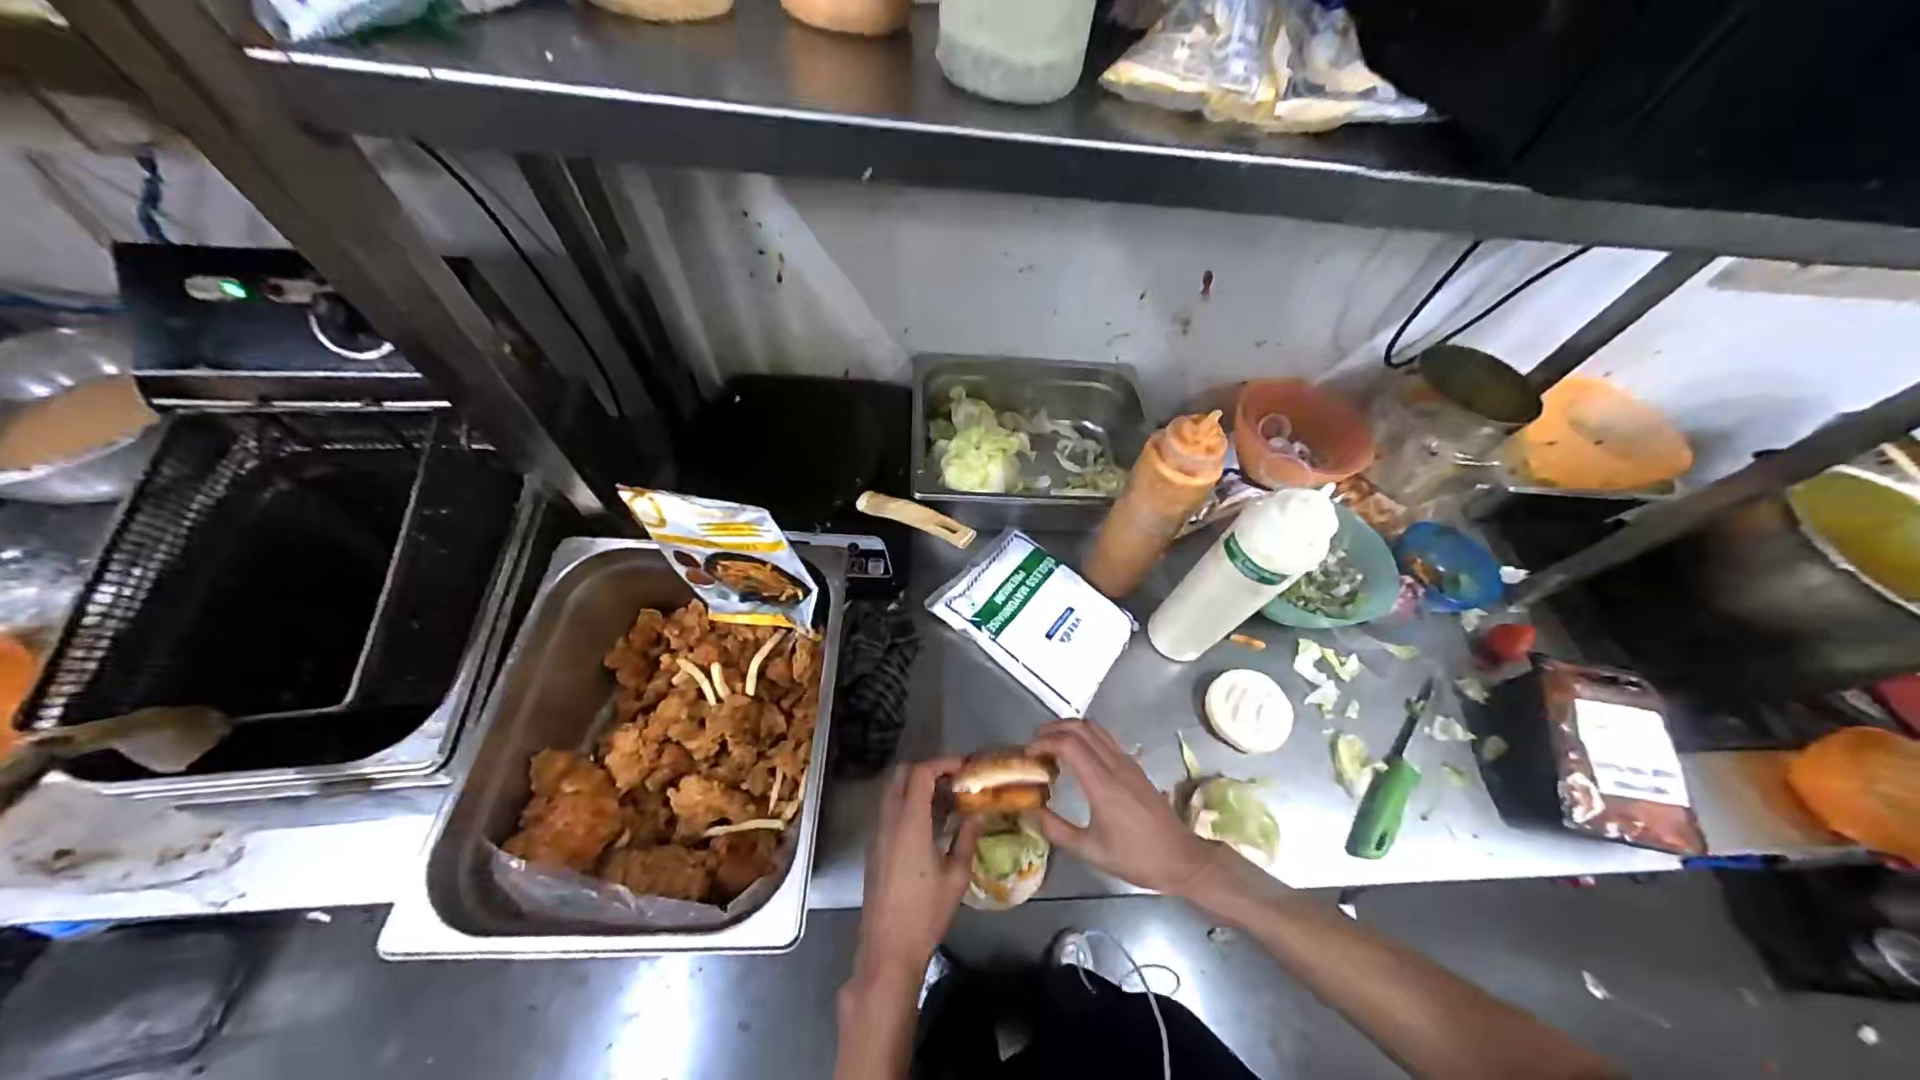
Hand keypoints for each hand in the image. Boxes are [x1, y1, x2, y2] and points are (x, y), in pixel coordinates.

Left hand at [850, 758, 979, 986]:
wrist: (888, 946)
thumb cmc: (925, 913)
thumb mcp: (956, 877)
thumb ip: (965, 841)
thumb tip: (975, 818)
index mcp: (909, 823)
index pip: (921, 774)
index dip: (942, 763)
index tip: (963, 767)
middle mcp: (888, 821)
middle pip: (901, 775)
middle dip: (927, 770)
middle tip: (953, 781)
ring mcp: (877, 833)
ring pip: (892, 791)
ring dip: (915, 786)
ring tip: (943, 800)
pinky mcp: (873, 847)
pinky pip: (888, 810)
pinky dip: (906, 803)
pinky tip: (927, 823)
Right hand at [1027, 719, 1217, 896]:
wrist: (1181, 859)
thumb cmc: (1136, 858)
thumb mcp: (1091, 851)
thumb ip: (1057, 830)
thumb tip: (1032, 812)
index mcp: (1103, 785)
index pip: (1069, 745)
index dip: (1044, 742)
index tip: (1027, 754)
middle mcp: (1115, 766)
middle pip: (1081, 728)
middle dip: (1053, 729)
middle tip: (1035, 744)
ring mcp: (1128, 763)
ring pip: (1095, 728)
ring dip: (1070, 729)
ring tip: (1052, 744)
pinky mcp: (1135, 767)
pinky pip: (1106, 739)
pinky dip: (1085, 737)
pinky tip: (1077, 756)